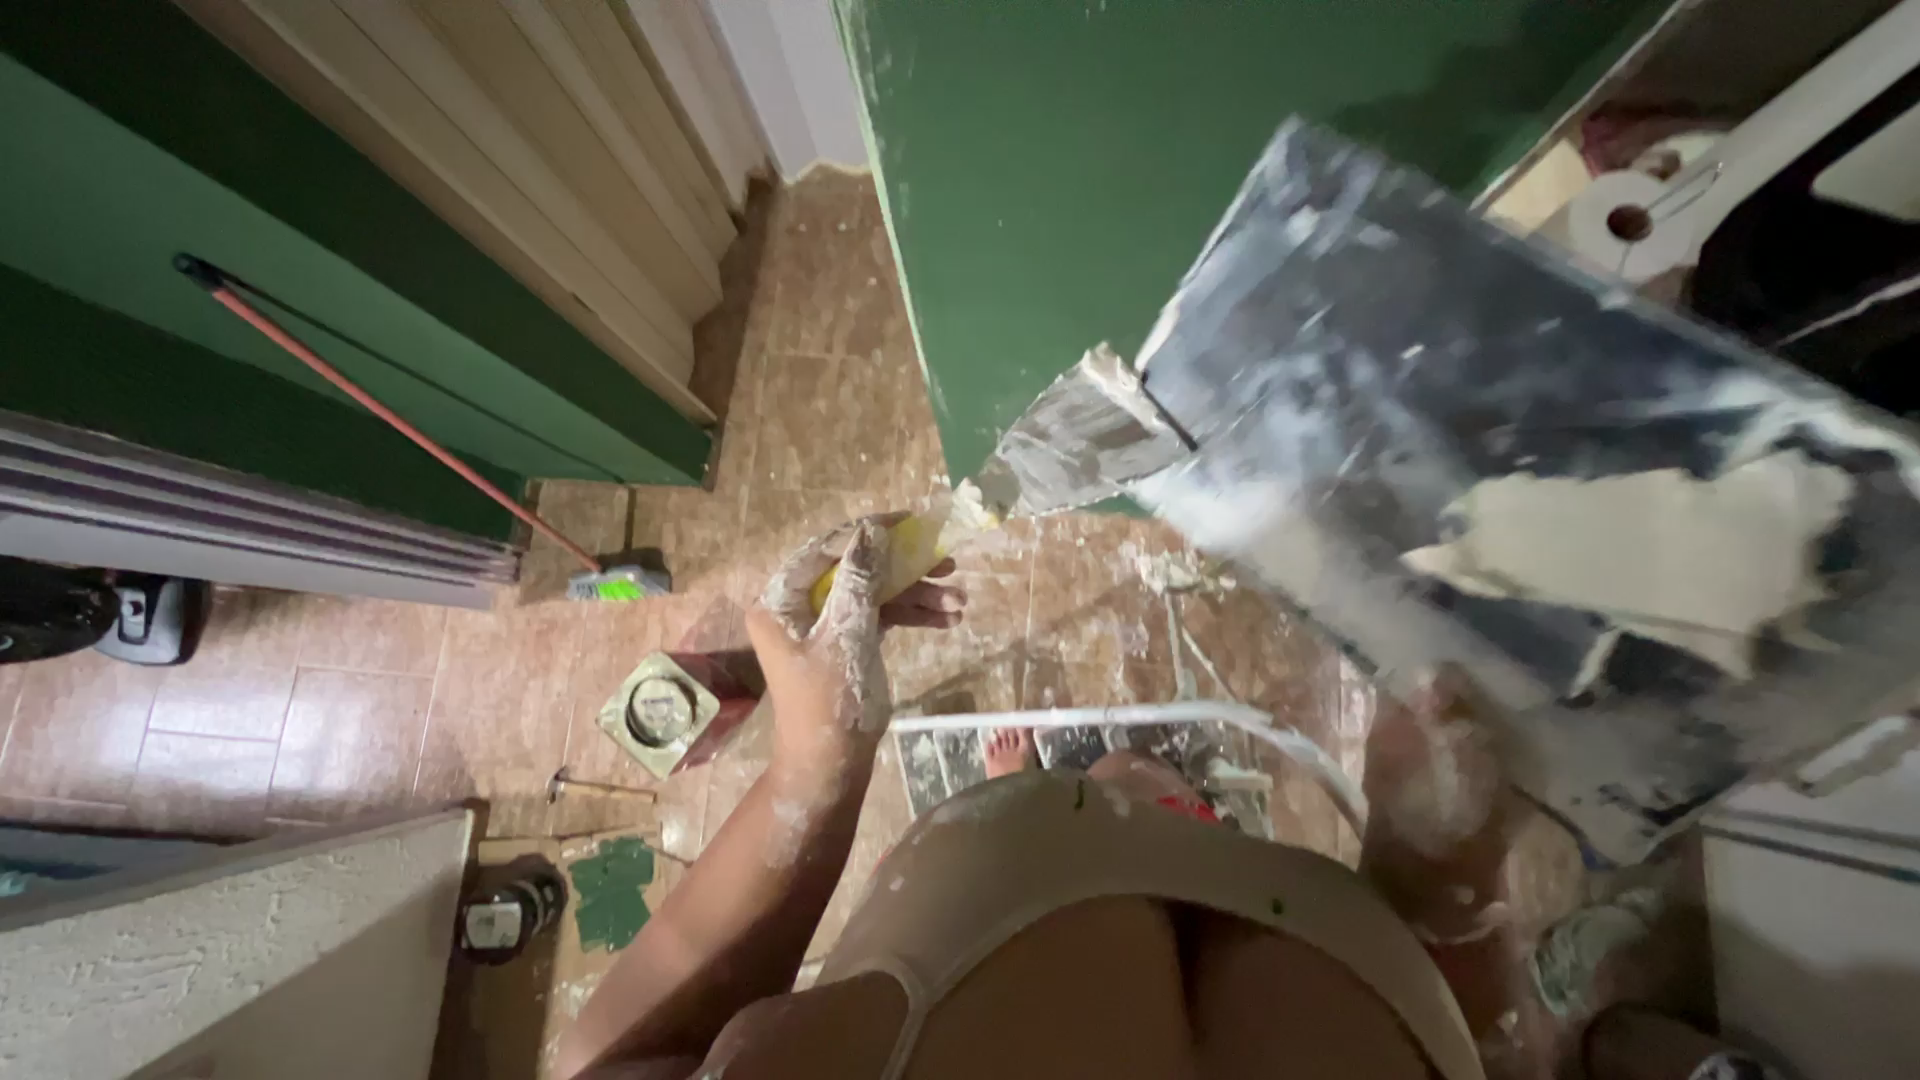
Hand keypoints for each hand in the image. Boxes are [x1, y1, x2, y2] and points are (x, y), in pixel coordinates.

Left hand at [746, 514, 966, 782]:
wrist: (831, 765)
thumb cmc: (832, 702)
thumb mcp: (847, 636)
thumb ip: (859, 580)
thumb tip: (871, 531)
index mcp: (783, 599)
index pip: (828, 548)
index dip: (870, 532)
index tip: (911, 522)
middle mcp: (799, 605)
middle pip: (857, 568)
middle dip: (905, 568)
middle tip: (947, 562)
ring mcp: (823, 623)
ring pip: (874, 592)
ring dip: (917, 595)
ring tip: (959, 604)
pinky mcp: (844, 640)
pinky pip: (879, 615)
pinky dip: (910, 615)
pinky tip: (946, 621)